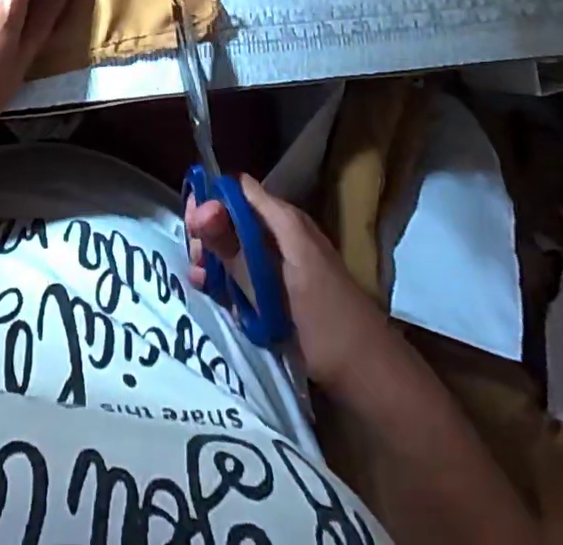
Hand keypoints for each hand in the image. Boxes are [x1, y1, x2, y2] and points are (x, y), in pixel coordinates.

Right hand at [185, 175, 400, 389]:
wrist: (369, 374)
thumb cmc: (322, 326)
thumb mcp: (268, 287)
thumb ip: (232, 247)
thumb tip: (201, 207)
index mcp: (284, 221)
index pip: (236, 188)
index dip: (210, 200)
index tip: (193, 228)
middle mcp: (284, 229)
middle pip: (232, 214)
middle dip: (208, 233)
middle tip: (197, 261)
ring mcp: (285, 253)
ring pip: (237, 240)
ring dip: (216, 257)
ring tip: (204, 281)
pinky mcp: (284, 276)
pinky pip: (249, 261)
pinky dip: (231, 273)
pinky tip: (217, 291)